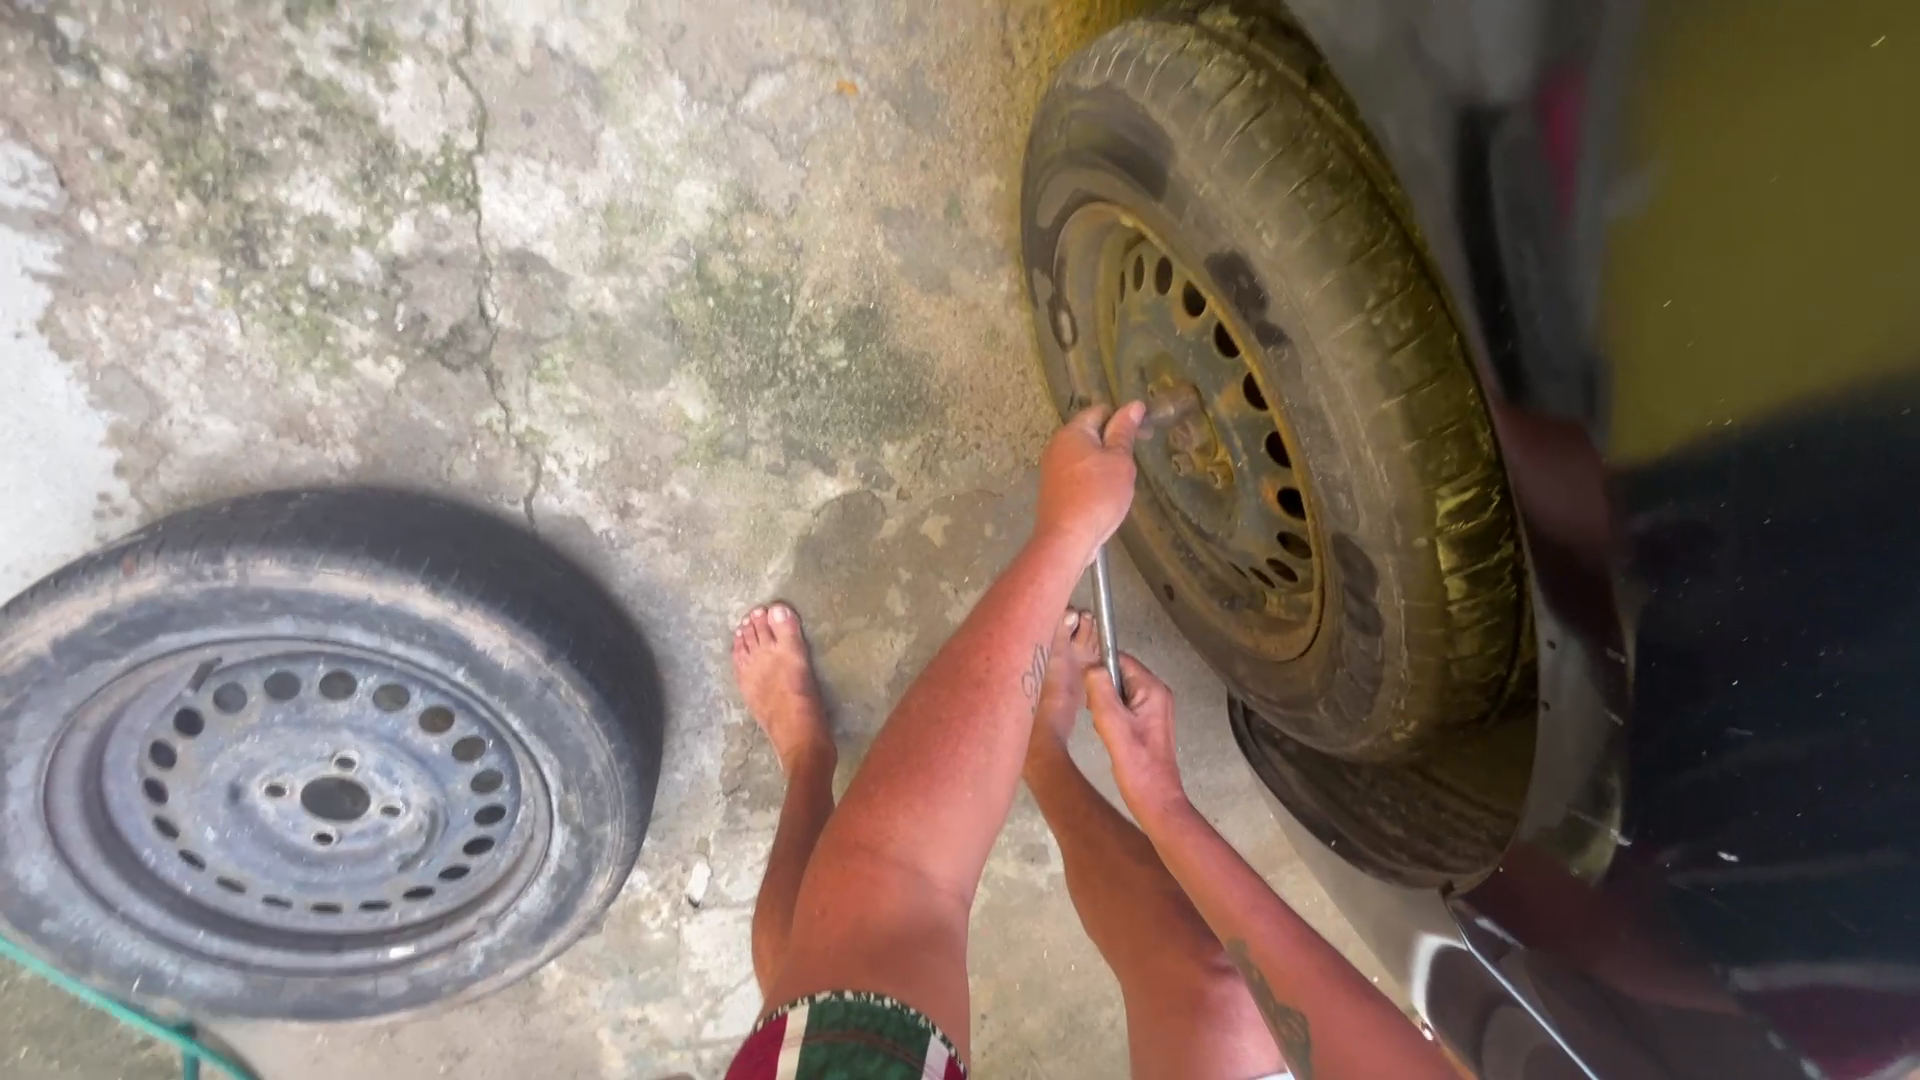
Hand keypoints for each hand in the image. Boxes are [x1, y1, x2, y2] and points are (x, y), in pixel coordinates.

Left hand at [1034, 402, 1145, 559]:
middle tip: (1134, 460)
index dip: (1124, 418)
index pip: (1100, 411)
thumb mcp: (1119, 461)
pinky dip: (1093, 478)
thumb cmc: (1097, 495)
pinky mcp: (1053, 489)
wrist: (1066, 538)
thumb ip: (1124, 432)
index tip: (1144, 433)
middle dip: (1114, 441)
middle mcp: (1057, 446)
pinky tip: (1105, 494)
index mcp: (1072, 432)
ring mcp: (1052, 468)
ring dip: (1104, 462)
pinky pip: (1077, 474)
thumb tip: (1134, 405)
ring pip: (1084, 455)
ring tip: (1121, 480)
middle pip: (1090, 433)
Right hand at [1085, 653, 1188, 822]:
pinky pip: (1123, 705)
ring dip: (1104, 704)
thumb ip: (1100, 690)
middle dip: (1101, 688)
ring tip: (1102, 725)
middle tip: (1094, 712)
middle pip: (1120, 673)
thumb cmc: (1136, 764)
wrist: (1155, 799)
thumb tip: (1091, 667)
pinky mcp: (1149, 721)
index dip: (1099, 667)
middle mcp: (1157, 693)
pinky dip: (1111, 715)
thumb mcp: (1112, 723)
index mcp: (1152, 689)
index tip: (1083, 684)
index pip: (1121, 659)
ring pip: (1119, 691)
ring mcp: (1154, 708)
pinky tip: (1108, 733)